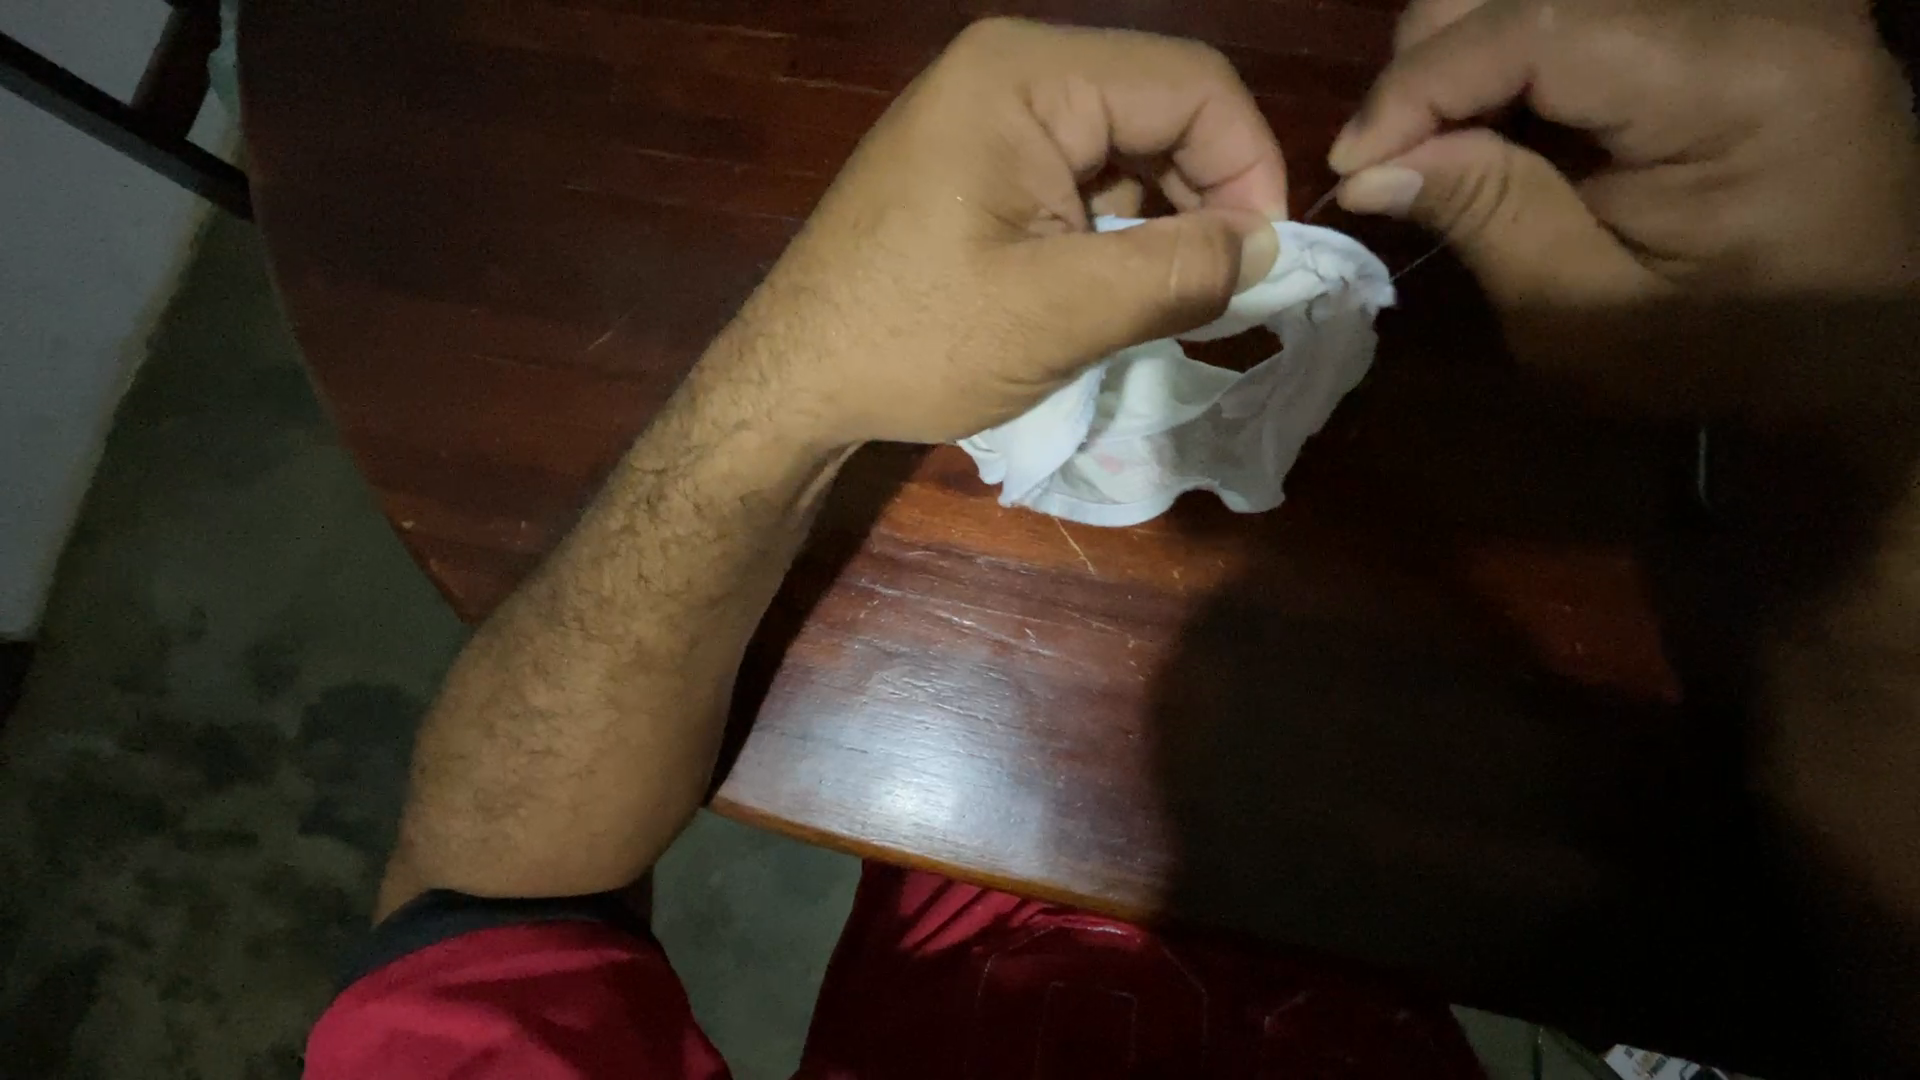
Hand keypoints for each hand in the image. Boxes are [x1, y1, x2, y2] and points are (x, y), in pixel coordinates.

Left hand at [708, 18, 1287, 446]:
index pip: (1189, 84)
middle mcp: (1004, 80)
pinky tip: (1102, 295)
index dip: (1247, 166)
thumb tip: (1264, 249)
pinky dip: (1102, 241)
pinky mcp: (966, 179)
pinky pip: (1065, 192)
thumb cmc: (916, 341)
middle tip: (1217, 292)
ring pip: (1113, 161)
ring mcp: (978, 129)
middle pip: (1152, 116)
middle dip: (1200, 201)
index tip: (1263, 260)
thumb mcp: (1059, 312)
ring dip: (1151, 230)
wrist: (796, 382)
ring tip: (1159, 304)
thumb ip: (1176, 273)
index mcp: (1026, 77)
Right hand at [1328, 0, 1919, 414]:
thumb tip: (1367, 170)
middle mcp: (1759, 3)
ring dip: (1459, 61)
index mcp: (1738, 84)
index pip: (1541, 26)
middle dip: (1430, 64)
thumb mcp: (1576, 311)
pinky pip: (1575, 11)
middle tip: (1391, 161)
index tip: (1347, 165)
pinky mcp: (1723, 14)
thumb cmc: (1711, 352)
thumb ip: (1485, 216)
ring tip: (1434, 147)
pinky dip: (1501, 63)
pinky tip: (1487, 127)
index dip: (1419, 85)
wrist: (1842, 346)